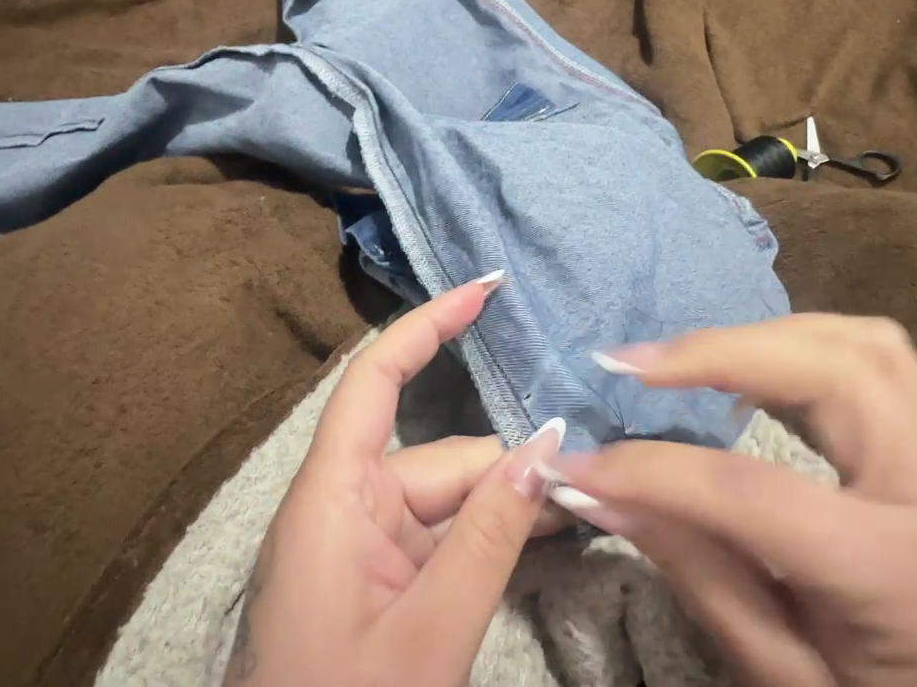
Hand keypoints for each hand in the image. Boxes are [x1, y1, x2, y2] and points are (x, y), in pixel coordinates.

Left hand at [226, 272, 564, 685]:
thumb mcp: (431, 628)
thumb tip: (547, 446)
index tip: (486, 287)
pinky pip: (437, 537)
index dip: (429, 324)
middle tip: (585, 490)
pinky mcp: (372, 577)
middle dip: (507, 472)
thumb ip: (491, 533)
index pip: (377, 378)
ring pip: (447, 500)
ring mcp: (358, 544)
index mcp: (332, 495)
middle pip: (439, 457)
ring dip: (502, 511)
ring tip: (572, 518)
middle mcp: (343, 504)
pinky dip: (482, 540)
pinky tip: (532, 543)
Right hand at [548, 314, 916, 686]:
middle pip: (837, 369)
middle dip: (722, 351)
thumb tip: (602, 491)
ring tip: (684, 359)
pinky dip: (799, 348)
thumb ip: (697, 573)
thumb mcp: (782, 678)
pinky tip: (746, 374)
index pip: (754, 492)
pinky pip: (875, 363)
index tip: (575, 461)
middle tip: (632, 365)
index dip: (652, 469)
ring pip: (865, 344)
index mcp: (900, 576)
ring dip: (766, 335)